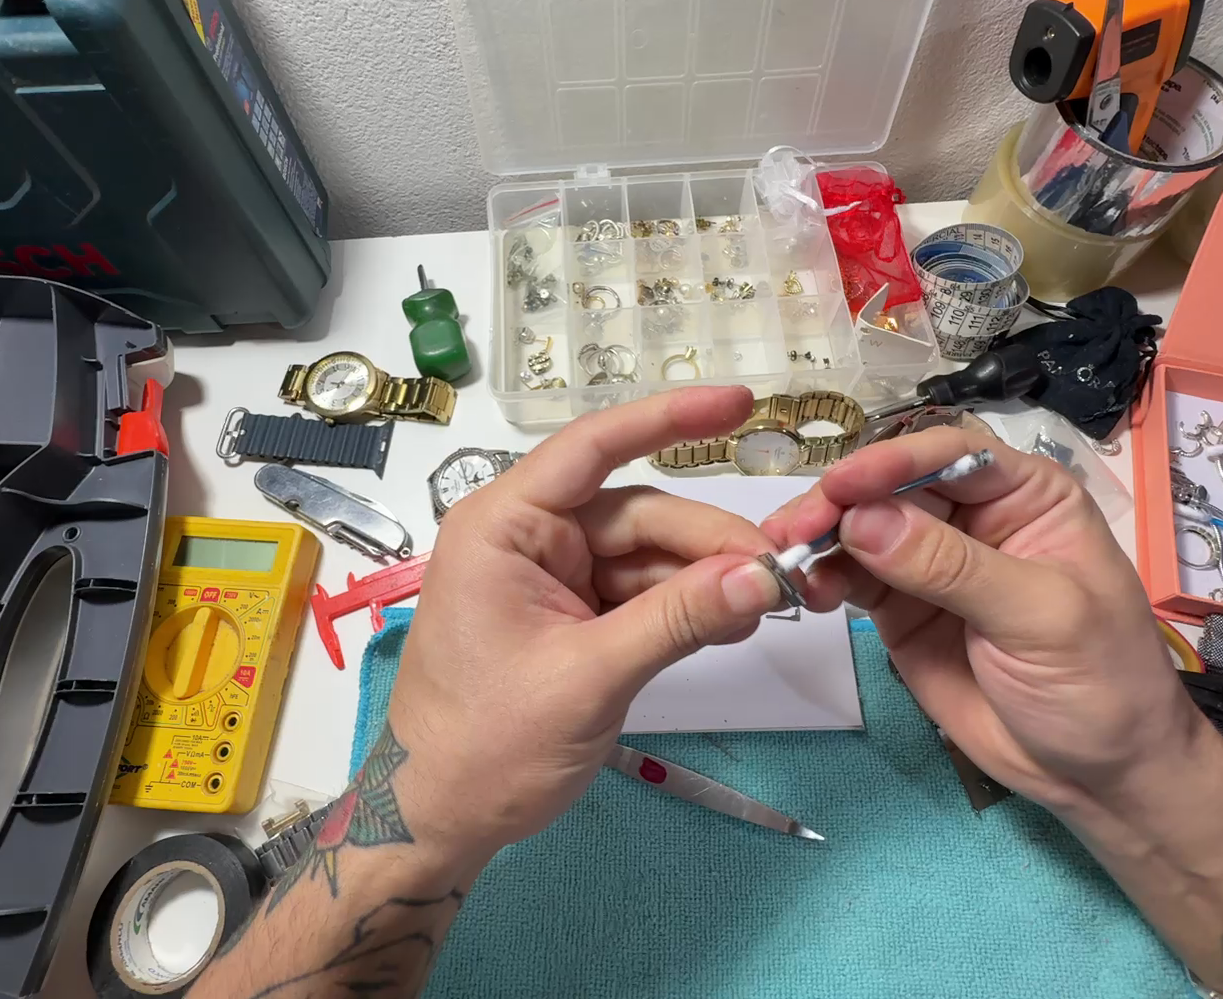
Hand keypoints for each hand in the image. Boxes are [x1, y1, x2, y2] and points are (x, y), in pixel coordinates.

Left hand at [385, 387, 786, 860]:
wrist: (442, 817)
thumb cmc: (488, 744)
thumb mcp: (589, 676)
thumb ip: (677, 619)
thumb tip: (763, 576)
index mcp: (506, 524)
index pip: (592, 448)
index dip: (667, 418)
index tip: (738, 404)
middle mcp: (531, 535)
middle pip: (638, 514)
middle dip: (709, 541)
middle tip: (780, 571)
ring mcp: (556, 574)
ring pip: (648, 553)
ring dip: (706, 577)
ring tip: (767, 603)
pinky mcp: (576, 611)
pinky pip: (642, 591)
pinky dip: (686, 604)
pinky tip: (731, 620)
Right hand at [763, 427, 1200, 812]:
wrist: (1090, 776)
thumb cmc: (1097, 683)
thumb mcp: (1040, 617)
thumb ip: (951, 566)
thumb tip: (863, 521)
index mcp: (1022, 497)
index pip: (950, 456)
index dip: (893, 462)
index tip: (841, 484)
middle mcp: (968, 517)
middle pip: (889, 487)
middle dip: (838, 502)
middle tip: (792, 530)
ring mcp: (926, 561)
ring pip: (859, 529)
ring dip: (818, 539)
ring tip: (782, 559)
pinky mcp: (895, 605)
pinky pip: (849, 577)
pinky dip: (821, 578)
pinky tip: (805, 591)